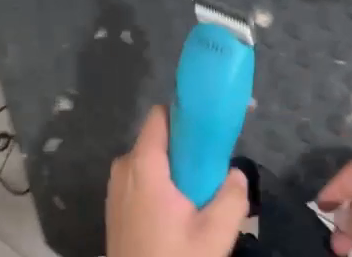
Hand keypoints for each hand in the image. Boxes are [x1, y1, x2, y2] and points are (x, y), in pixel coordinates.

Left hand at [106, 105, 249, 256]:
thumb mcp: (214, 235)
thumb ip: (231, 198)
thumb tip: (237, 172)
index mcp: (143, 163)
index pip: (160, 116)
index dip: (184, 116)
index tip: (209, 130)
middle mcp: (123, 165)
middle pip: (157, 141)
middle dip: (184, 152)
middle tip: (211, 175)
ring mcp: (115, 186)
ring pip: (150, 164)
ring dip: (173, 174)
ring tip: (198, 201)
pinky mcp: (114, 205)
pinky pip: (140, 181)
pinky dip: (158, 188)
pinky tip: (177, 216)